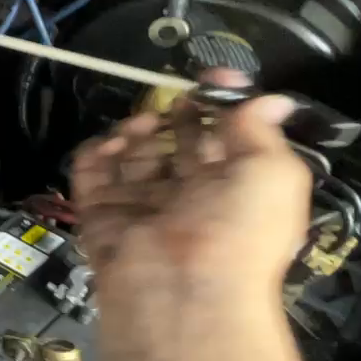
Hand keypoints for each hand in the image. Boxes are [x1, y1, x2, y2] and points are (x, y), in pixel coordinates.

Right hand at [70, 72, 309, 356]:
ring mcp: (139, 203)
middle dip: (171, 118)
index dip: (217, 110)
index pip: (224, 141)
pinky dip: (95, 153)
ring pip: (130, 156)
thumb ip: (259, 131)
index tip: (208, 81)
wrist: (176, 279)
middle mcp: (188, 196)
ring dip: (133, 133)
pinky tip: (109, 141)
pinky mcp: (98, 209)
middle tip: (167, 95)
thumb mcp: (270, 173)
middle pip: (173, 146)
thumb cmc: (236, 227)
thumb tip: (266, 97)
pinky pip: (90, 173)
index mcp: (235, 190)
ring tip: (140, 121)